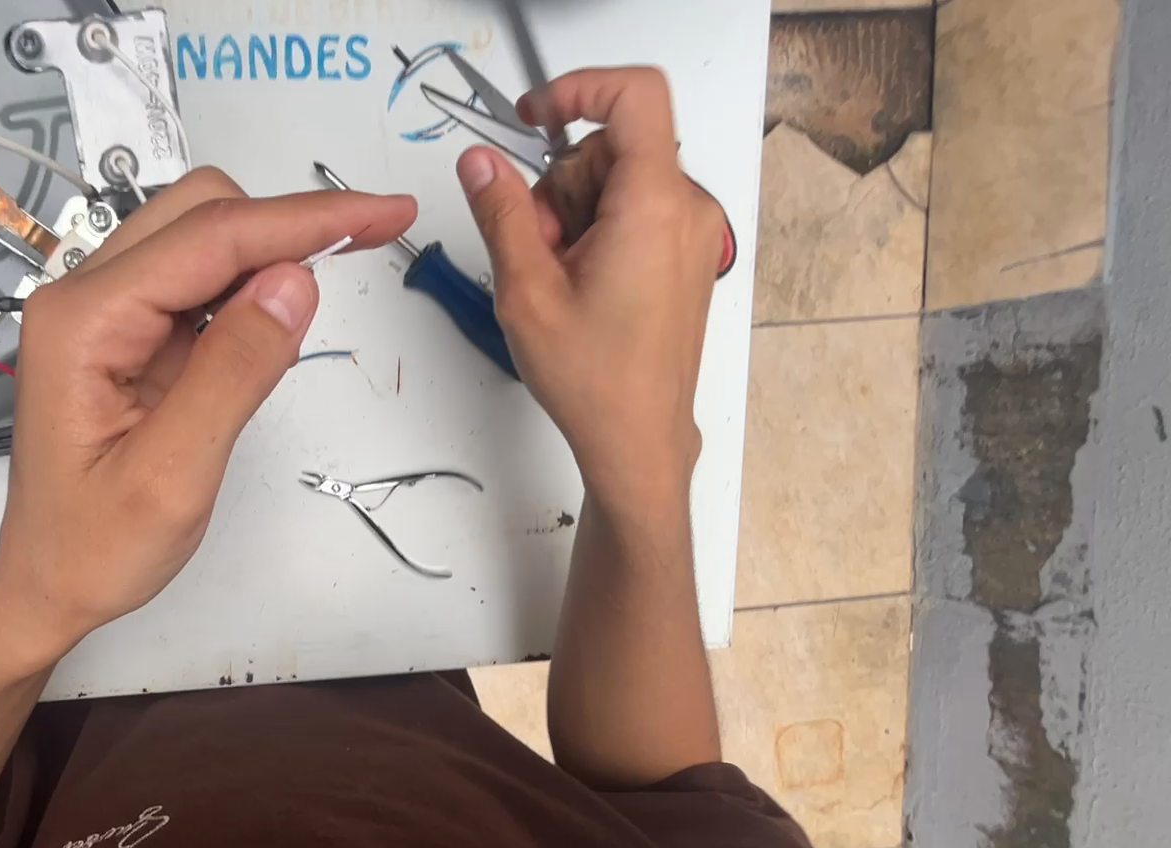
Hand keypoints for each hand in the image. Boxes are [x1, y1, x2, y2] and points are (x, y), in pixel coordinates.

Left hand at [0, 168, 417, 660]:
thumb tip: (296, 280)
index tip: (387, 213)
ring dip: (265, 260)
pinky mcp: (124, 342)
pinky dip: (242, 299)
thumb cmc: (95, 547)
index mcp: (83, 322)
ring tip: (303, 317)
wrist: (49, 584)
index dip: (306, 221)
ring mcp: (102, 318)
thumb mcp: (172, 474)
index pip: (210, 238)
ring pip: (199, 245)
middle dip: (285, 227)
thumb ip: (234, 372)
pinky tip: (265, 339)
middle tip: (361, 254)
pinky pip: (194, 292)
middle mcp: (84, 300)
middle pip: (199, 215)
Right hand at [456, 67, 725, 524]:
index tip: (531, 116)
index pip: (633, 95)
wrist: (636, 436)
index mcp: (654, 205)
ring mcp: (691, 233)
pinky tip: (580, 286)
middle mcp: (687, 208)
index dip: (576, 89)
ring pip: (618, 184)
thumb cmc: (593, 378)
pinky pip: (633, 214)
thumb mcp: (526, 292)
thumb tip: (480, 162)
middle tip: (537, 255)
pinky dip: (596, 235)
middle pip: (611, 149)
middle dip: (559, 189)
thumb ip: (500, 214)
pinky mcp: (684, 255)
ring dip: (574, 218)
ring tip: (559, 283)